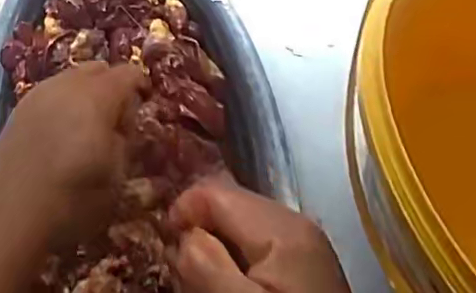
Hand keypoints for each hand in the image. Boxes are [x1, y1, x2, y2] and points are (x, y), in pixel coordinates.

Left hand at [0, 61, 144, 247]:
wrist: (11, 210)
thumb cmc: (72, 199)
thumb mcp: (116, 176)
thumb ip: (125, 139)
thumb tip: (122, 123)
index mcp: (97, 97)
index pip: (127, 73)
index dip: (140, 84)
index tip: (145, 102)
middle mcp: (69, 83)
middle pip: (99, 68)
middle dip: (112, 85)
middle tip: (117, 117)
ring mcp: (42, 89)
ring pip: (74, 76)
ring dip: (87, 91)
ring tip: (88, 124)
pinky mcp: (22, 103)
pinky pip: (53, 89)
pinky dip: (64, 100)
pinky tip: (62, 129)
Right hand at [171, 175, 351, 292]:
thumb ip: (206, 265)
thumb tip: (184, 235)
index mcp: (281, 226)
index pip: (213, 192)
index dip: (182, 213)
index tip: (167, 252)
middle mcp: (296, 221)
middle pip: (229, 204)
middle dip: (201, 232)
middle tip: (186, 275)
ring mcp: (306, 245)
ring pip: (242, 225)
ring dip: (219, 249)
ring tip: (208, 283)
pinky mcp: (309, 267)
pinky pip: (260, 246)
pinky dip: (240, 261)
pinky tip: (237, 287)